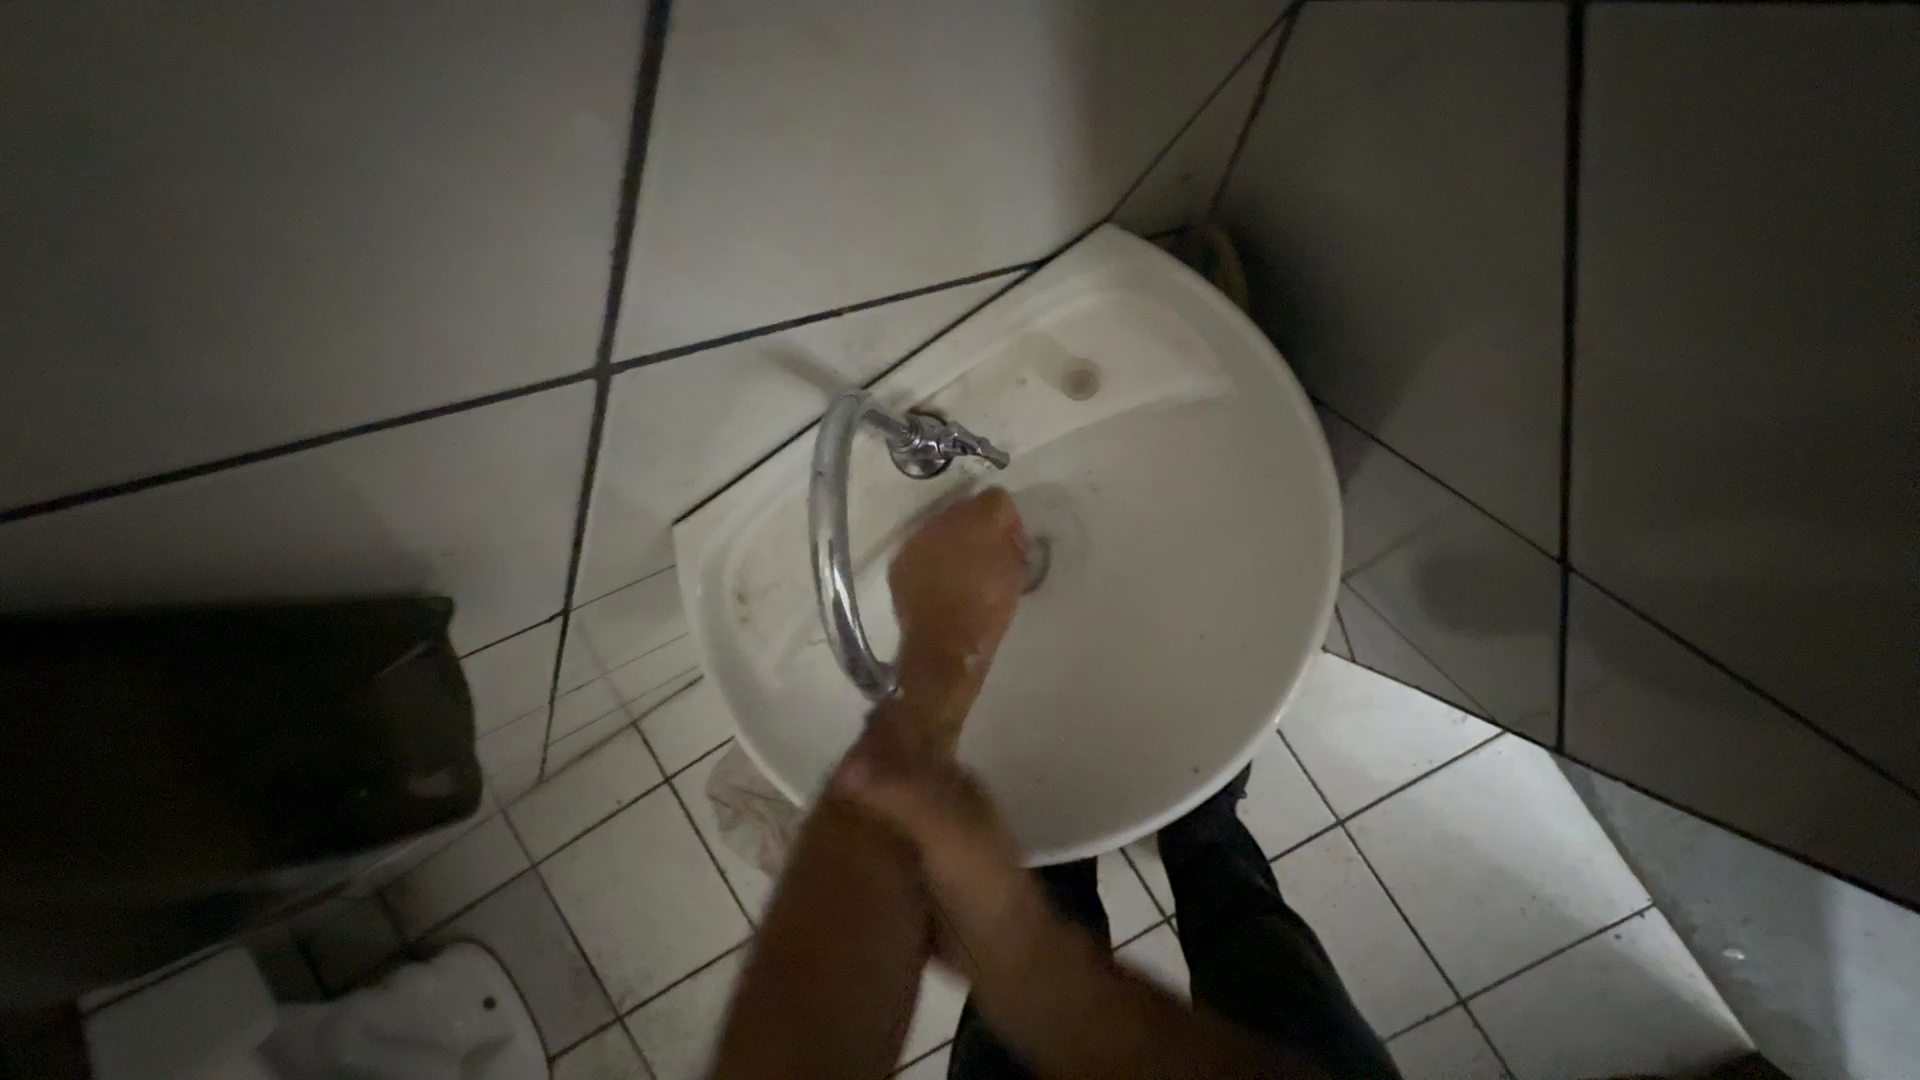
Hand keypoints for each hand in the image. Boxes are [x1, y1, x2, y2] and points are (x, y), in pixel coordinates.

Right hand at [831, 720, 1045, 980]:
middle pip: (884, 785)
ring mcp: (919, 846)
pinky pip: (870, 860)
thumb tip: (844, 767)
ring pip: (874, 822)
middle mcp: (934, 808)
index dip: (868, 743)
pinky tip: (814, 862)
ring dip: (845, 822)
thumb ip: (901, 796)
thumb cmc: (983, 885)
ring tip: (802, 823)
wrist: (1004, 960)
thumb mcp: (947, 831)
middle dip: (850, 786)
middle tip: (807, 793)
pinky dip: (848, 859)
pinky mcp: (904, 883)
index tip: (826, 749)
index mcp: (951, 783)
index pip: (904, 746)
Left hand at [888, 488, 1027, 720]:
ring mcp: (917, 539)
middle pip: (966, 509)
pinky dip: (931, 559)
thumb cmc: (989, 612)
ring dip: (952, 541)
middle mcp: (942, 520)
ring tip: (960, 571)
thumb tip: (1005, 534)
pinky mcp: (900, 560)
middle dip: (978, 527)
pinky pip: (921, 549)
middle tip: (986, 557)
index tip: (1012, 545)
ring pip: (940, 527)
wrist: (944, 647)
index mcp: (979, 521)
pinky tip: (939, 582)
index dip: (1008, 522)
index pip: (997, 499)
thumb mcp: (1015, 575)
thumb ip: (1011, 544)